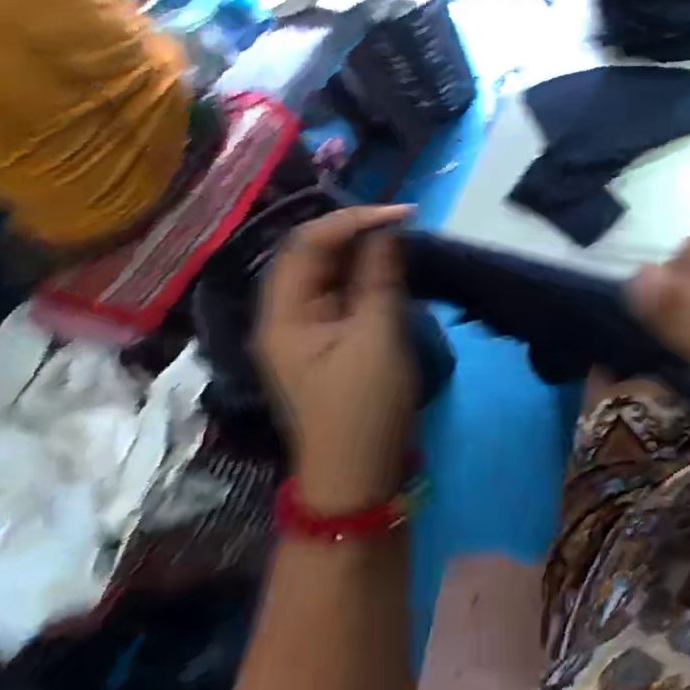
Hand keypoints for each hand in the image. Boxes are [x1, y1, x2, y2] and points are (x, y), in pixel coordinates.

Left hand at [256, 205, 415, 511]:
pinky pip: (344, 295)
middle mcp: (286, 316)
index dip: (354, 219)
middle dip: (358, 232)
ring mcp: (306, 331)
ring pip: (330, 273)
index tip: (404, 213)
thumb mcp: (377, 335)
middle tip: (406, 224)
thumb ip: (380, 277)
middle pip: (314, 255)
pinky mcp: (329, 343)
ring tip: (404, 242)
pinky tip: (394, 273)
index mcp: (283, 314)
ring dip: (365, 253)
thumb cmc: (365, 406)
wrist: (360, 476)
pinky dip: (368, 277)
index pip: (308, 244)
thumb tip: (388, 231)